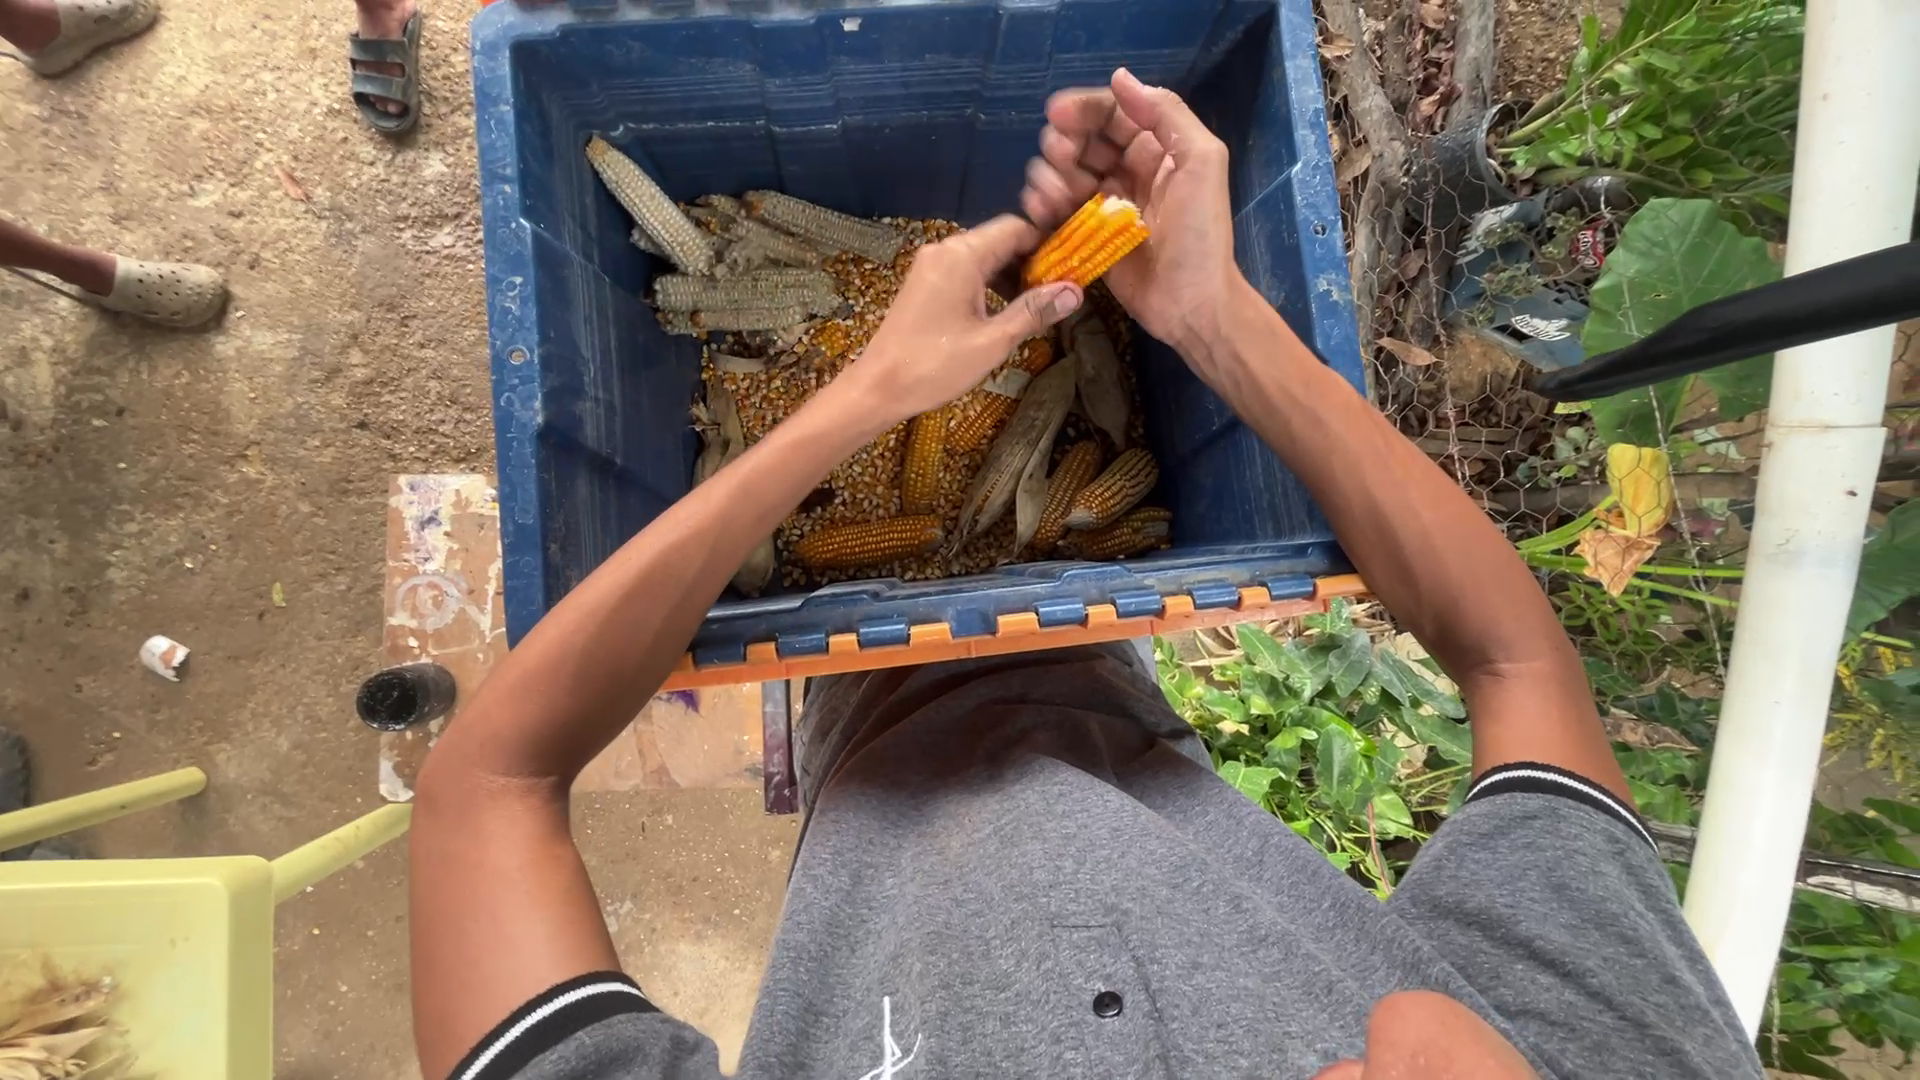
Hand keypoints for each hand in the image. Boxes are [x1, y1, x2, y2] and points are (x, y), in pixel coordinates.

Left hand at [841, 215, 1082, 422]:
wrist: (878, 387)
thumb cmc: (935, 365)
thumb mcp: (993, 341)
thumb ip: (1034, 311)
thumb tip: (1075, 291)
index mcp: (962, 254)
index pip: (1016, 228)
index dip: (1047, 243)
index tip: (1071, 266)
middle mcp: (945, 249)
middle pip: (999, 241)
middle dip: (1031, 263)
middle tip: (1058, 291)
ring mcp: (931, 266)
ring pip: (983, 258)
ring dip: (1010, 277)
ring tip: (1036, 306)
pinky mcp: (924, 285)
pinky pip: (965, 273)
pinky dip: (988, 286)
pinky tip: (1003, 312)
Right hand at [1020, 68, 1248, 354]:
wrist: (1191, 304)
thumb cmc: (1200, 235)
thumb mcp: (1201, 161)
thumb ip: (1166, 114)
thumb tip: (1121, 78)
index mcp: (1157, 150)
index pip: (1115, 116)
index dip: (1085, 110)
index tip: (1056, 115)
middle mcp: (1129, 174)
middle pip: (1085, 144)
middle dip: (1065, 143)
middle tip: (1056, 156)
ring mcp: (1107, 208)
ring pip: (1067, 177)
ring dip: (1050, 175)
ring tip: (1047, 191)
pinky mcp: (1090, 239)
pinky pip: (1061, 213)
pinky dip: (1045, 205)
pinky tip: (1038, 207)